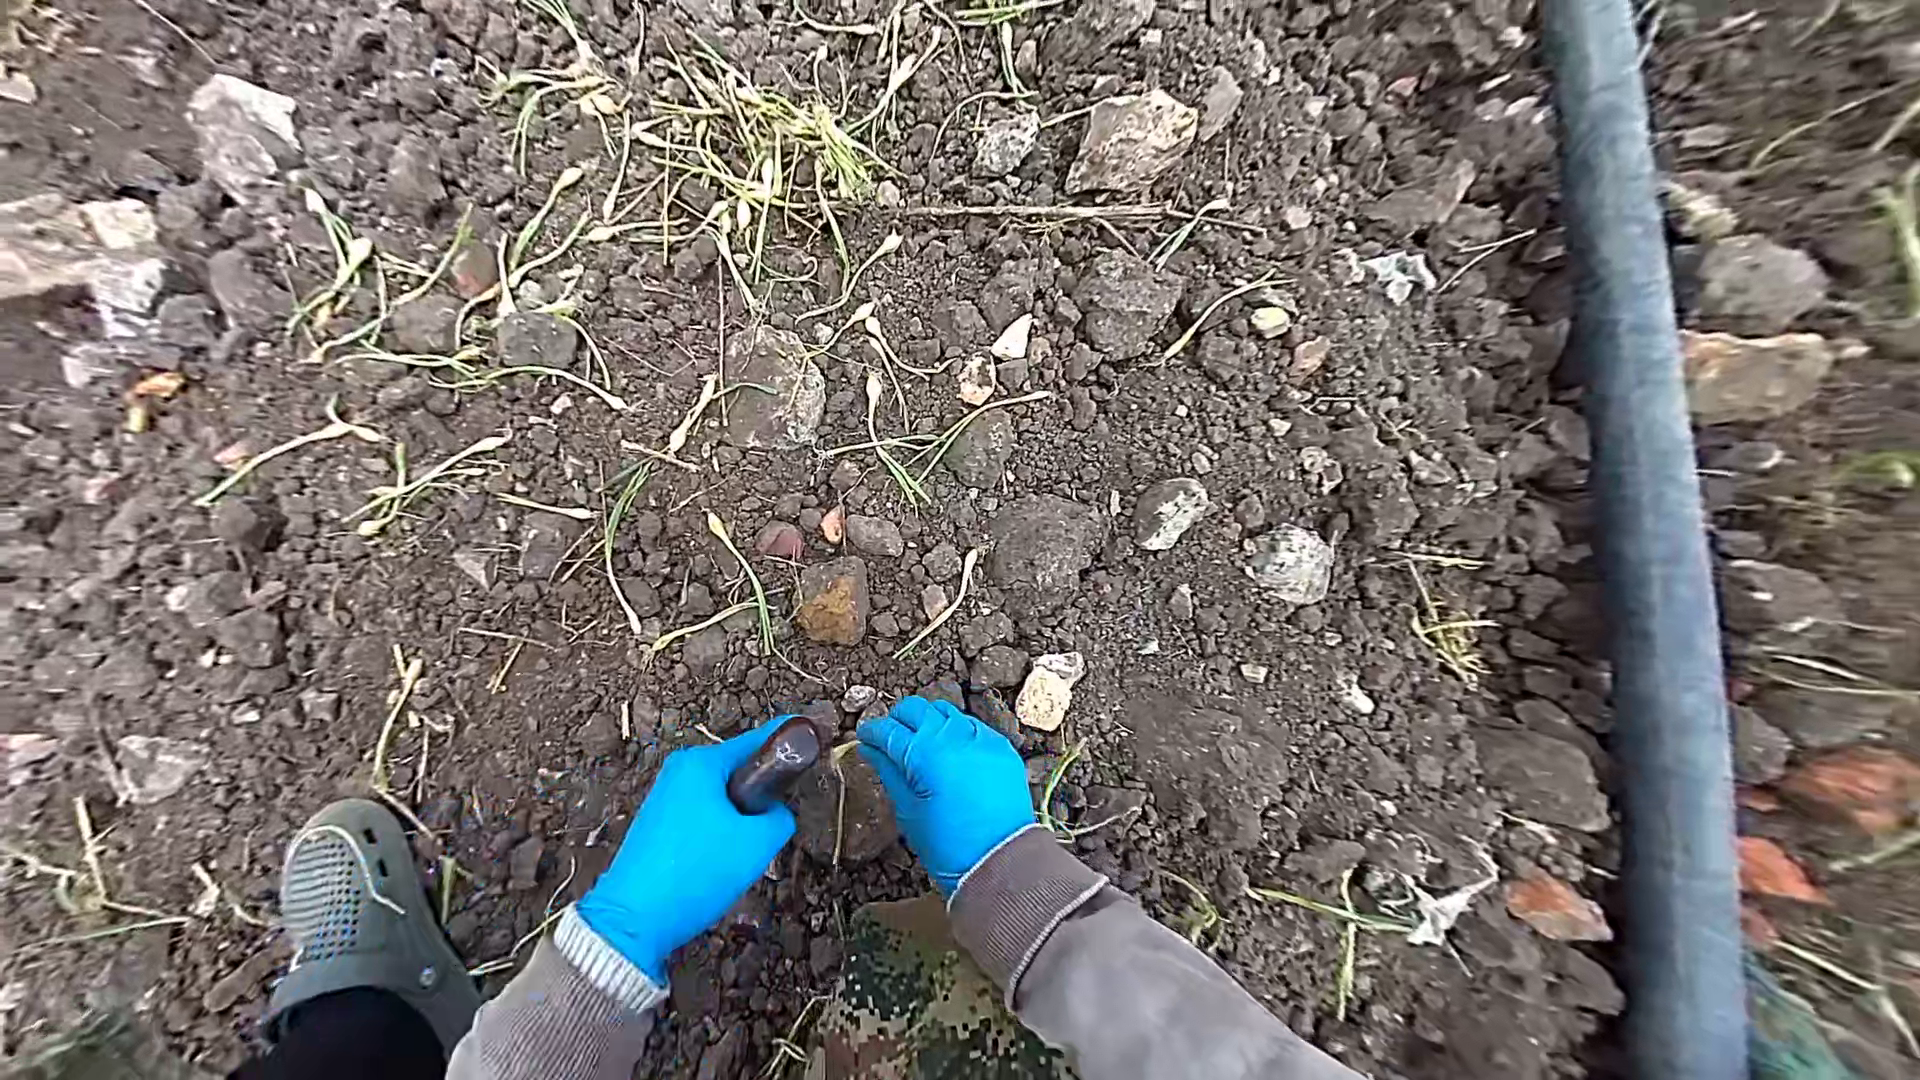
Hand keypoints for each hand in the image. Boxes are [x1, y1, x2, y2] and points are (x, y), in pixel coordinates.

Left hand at [577, 718, 795, 979]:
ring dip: (742, 814)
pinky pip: (705, 812)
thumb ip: (781, 817)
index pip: (759, 739)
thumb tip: (777, 813)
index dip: (790, 743)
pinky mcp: (659, 823)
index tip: (815, 744)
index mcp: (701, 762)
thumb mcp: (758, 843)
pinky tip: (725, 856)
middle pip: (741, 768)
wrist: (632, 925)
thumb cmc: (695, 873)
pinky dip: (722, 827)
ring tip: (749, 844)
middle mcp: (681, 770)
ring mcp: (666, 797)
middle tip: (779, 813)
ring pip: (724, 794)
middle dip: (763, 790)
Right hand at [858, 696, 1035, 893]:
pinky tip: (950, 750)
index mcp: (925, 753)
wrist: (1000, 861)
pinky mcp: (1000, 744)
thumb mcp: (909, 810)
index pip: (889, 730)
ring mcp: (979, 737)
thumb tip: (869, 749)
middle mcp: (953, 735)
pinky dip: (956, 731)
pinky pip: (971, 725)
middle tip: (890, 738)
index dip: (872, 732)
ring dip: (928, 720)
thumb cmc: (948, 845)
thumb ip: (889, 772)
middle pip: (916, 708)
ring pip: (945, 711)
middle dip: (898, 719)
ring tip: (920, 742)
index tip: (865, 737)